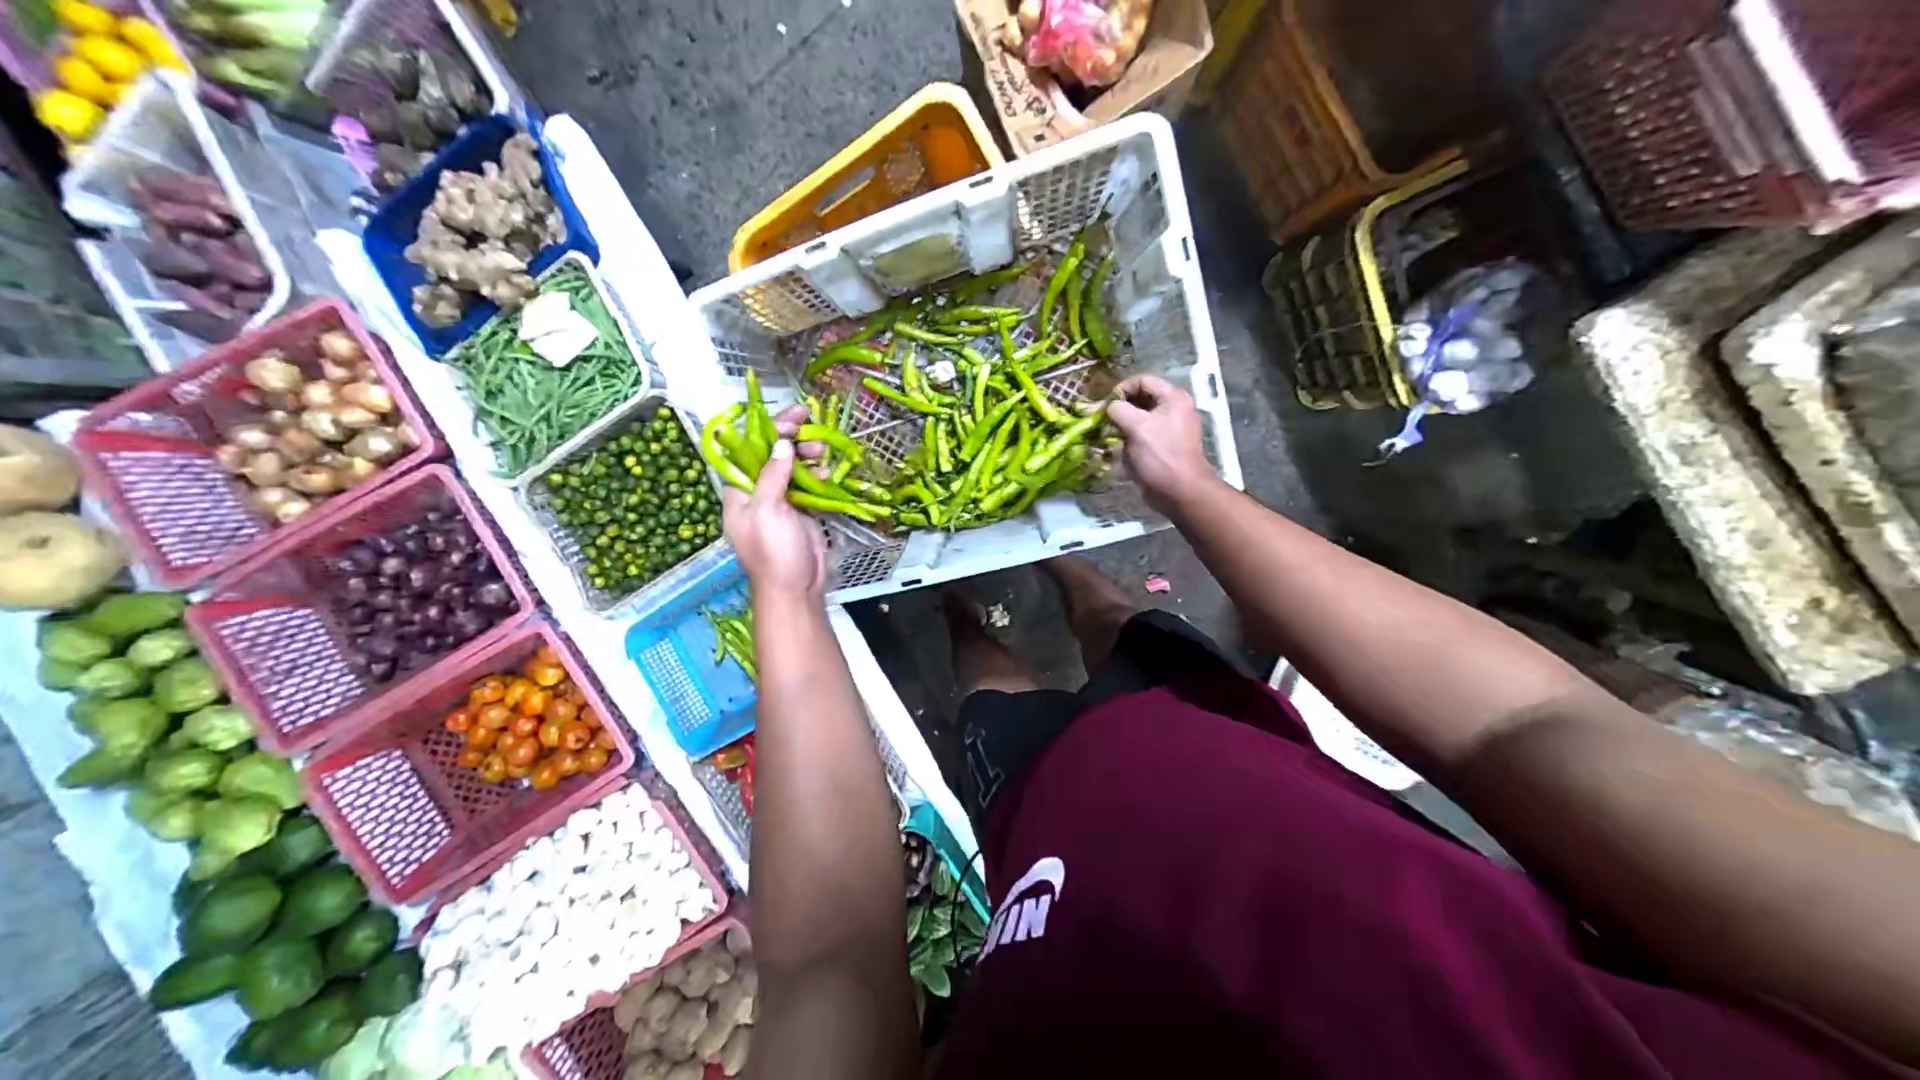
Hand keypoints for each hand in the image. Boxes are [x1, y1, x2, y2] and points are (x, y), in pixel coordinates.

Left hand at [723, 405, 827, 598]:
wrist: (795, 589)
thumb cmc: (773, 553)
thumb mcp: (767, 510)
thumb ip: (773, 475)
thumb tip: (781, 443)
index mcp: (739, 493)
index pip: (749, 451)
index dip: (768, 430)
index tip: (792, 417)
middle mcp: (757, 494)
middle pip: (772, 455)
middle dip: (792, 440)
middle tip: (812, 428)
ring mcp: (780, 503)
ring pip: (793, 468)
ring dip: (808, 456)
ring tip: (823, 454)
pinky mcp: (801, 512)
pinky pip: (808, 485)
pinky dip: (818, 476)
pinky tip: (827, 473)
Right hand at [1108, 375, 1213, 514]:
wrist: (1180, 491)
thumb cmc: (1160, 455)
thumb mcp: (1137, 427)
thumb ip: (1119, 410)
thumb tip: (1109, 407)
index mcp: (1172, 397)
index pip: (1142, 380)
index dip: (1121, 389)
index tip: (1105, 405)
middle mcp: (1173, 408)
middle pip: (1140, 398)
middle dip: (1120, 407)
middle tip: (1103, 420)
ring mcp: (1169, 427)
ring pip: (1139, 417)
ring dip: (1122, 424)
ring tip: (1109, 435)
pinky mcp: (1163, 444)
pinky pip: (1142, 433)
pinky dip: (1129, 437)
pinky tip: (1118, 448)